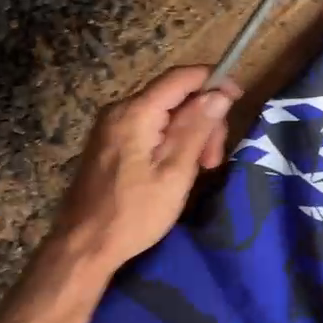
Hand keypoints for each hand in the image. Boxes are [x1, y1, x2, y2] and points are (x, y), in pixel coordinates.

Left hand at [49, 67, 237, 272]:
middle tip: (213, 159)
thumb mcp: (175, 172)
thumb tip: (219, 94)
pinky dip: (170, 140)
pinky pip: (148, 127)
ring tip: (200, 169)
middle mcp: (119, 110)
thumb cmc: (134, 213)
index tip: (238, 98)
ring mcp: (111, 126)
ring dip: (189, 133)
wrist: (84, 245)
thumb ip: (197, 129)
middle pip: (173, 96)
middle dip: (202, 119)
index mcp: (135, 112)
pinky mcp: (109, 143)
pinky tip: (178, 168)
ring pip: (163, 113)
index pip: (180, 77)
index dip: (213, 81)